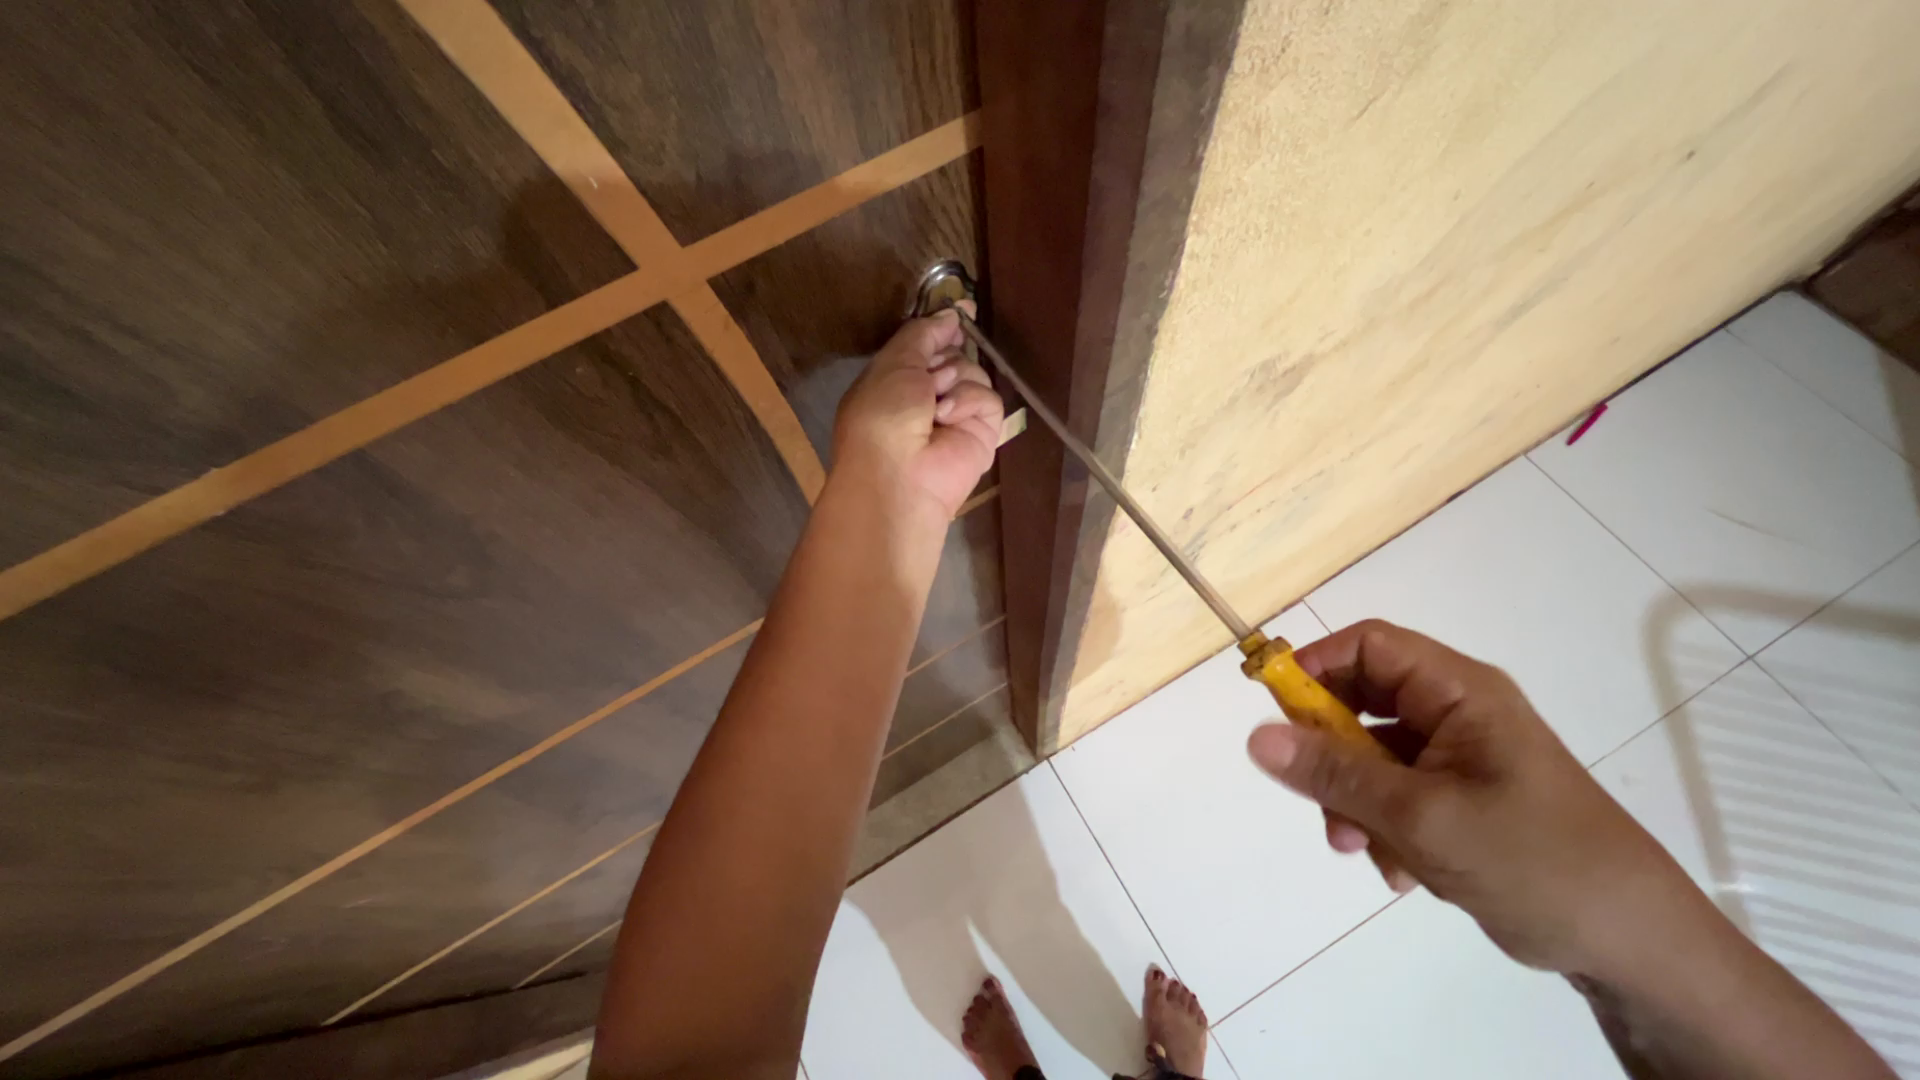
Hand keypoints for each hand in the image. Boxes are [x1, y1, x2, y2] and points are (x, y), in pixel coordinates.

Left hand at [831, 302, 1003, 518]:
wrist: (898, 474)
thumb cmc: (883, 414)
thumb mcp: (893, 363)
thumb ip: (922, 334)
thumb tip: (951, 314)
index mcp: (898, 380)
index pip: (929, 346)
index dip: (945, 329)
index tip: (966, 313)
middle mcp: (928, 398)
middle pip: (955, 355)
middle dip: (944, 360)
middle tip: (930, 379)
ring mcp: (957, 416)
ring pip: (974, 373)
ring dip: (955, 381)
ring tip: (936, 406)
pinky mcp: (983, 433)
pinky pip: (989, 400)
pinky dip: (970, 403)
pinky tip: (949, 420)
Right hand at [1246, 620, 1694, 974]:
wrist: (1634, 946)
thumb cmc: (1533, 860)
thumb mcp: (1419, 816)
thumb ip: (1334, 773)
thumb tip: (1256, 736)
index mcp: (1459, 691)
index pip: (1369, 645)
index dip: (1315, 664)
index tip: (1273, 708)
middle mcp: (1456, 712)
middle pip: (1361, 701)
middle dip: (1330, 751)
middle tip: (1313, 793)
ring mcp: (1459, 757)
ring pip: (1370, 754)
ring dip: (1353, 799)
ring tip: (1359, 848)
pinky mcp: (1460, 798)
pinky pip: (1394, 793)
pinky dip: (1382, 825)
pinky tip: (1397, 869)